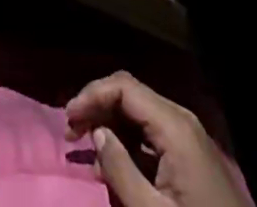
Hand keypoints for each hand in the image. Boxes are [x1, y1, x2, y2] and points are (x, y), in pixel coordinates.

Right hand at [66, 72, 250, 206]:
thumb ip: (119, 169)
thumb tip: (97, 133)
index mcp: (173, 127)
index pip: (123, 87)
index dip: (90, 96)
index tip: (67, 120)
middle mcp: (180, 120)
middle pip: (129, 93)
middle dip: (96, 107)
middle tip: (70, 132)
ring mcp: (187, 135)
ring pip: (137, 110)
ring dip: (108, 122)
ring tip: (84, 148)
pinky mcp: (188, 152)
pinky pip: (150, 131)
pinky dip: (125, 138)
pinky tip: (109, 161)